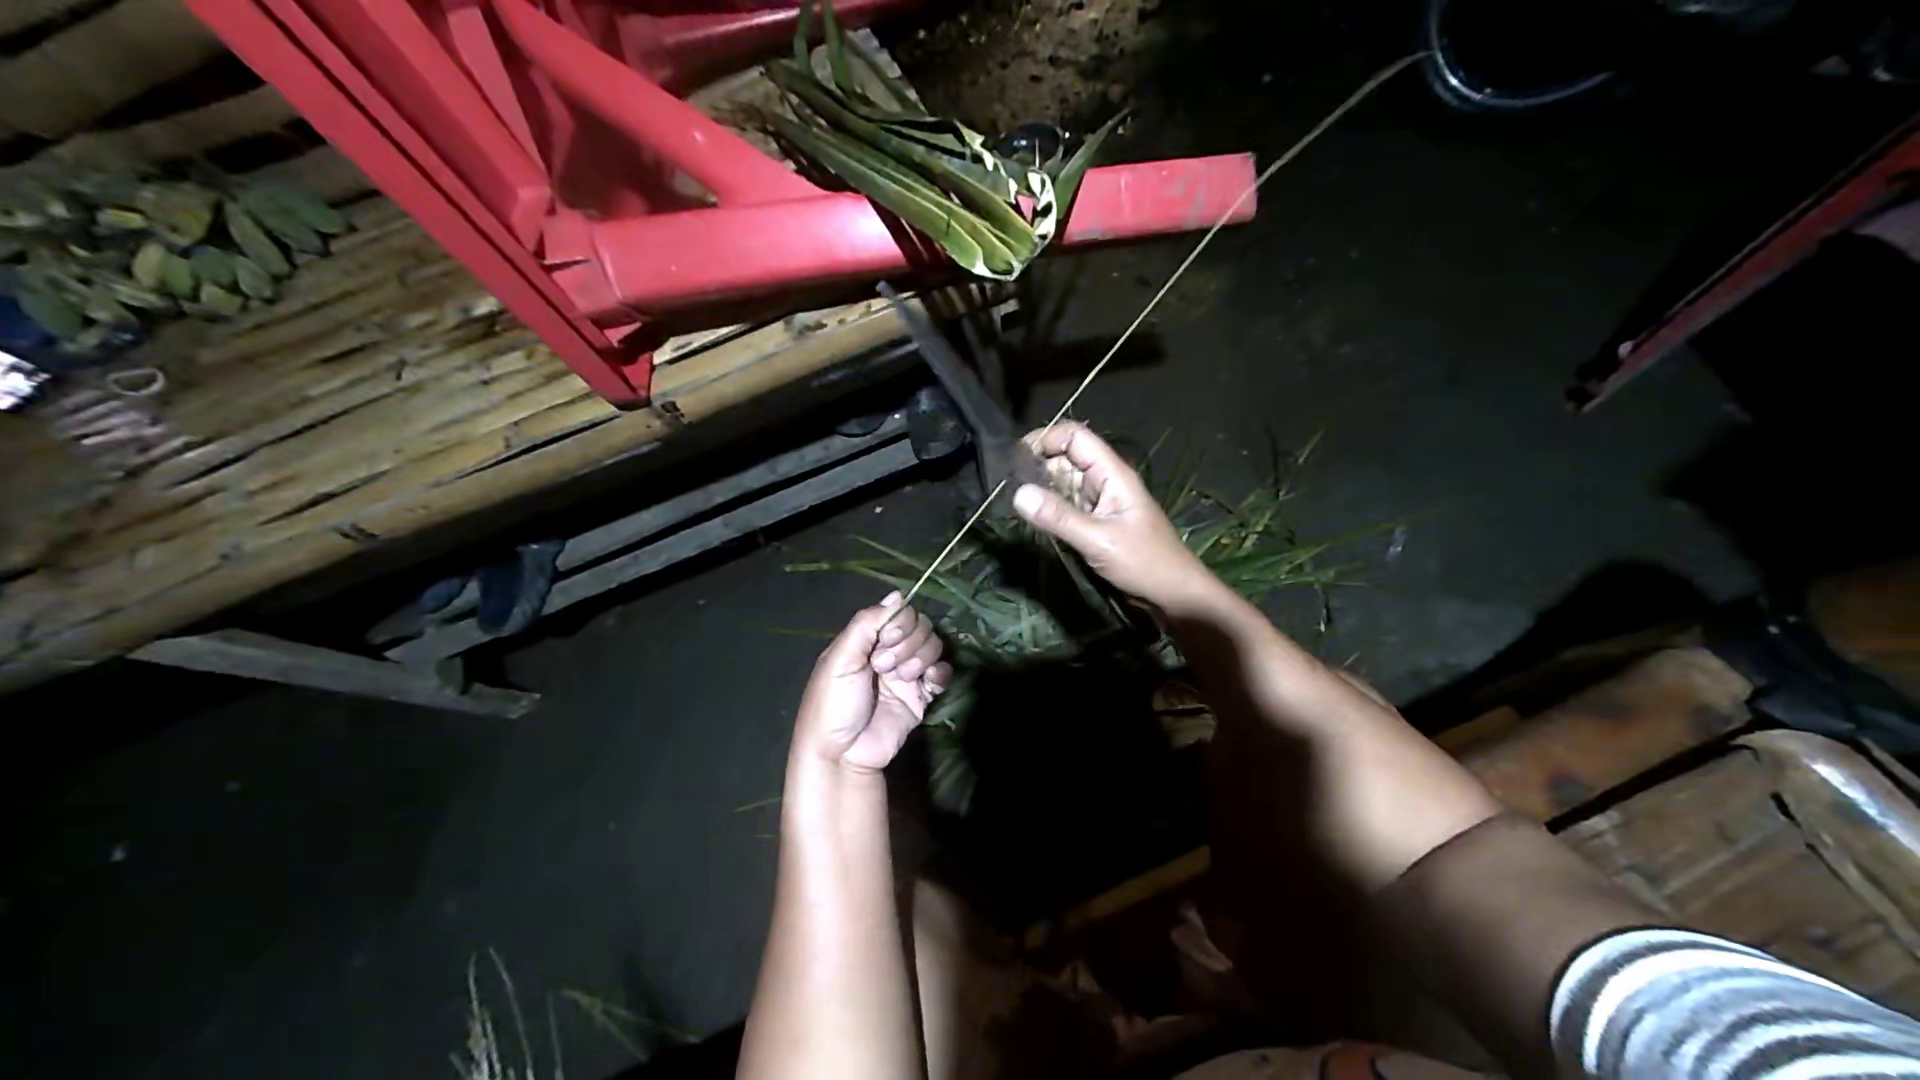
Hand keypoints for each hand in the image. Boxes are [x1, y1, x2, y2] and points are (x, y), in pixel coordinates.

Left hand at [792, 593, 950, 774]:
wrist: (842, 755)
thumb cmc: (832, 704)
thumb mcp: (839, 658)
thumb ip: (867, 623)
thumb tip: (898, 594)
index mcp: (867, 639)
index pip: (901, 612)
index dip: (900, 622)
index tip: (885, 641)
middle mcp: (890, 651)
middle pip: (921, 626)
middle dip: (908, 642)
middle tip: (883, 666)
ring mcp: (907, 674)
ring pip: (933, 647)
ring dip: (920, 658)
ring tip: (899, 678)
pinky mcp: (922, 696)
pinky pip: (942, 673)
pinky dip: (940, 672)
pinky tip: (928, 682)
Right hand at [1012, 421, 1213, 608]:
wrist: (1174, 595)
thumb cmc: (1145, 563)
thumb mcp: (1099, 541)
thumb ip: (1058, 517)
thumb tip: (1017, 493)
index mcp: (1112, 473)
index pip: (1075, 437)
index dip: (1045, 439)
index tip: (1016, 461)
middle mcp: (1104, 481)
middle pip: (1066, 457)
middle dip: (1038, 467)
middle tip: (1011, 489)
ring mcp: (1100, 501)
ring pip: (1064, 482)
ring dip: (1042, 490)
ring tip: (1019, 506)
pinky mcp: (1096, 521)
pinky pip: (1068, 505)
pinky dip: (1051, 509)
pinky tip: (1036, 521)